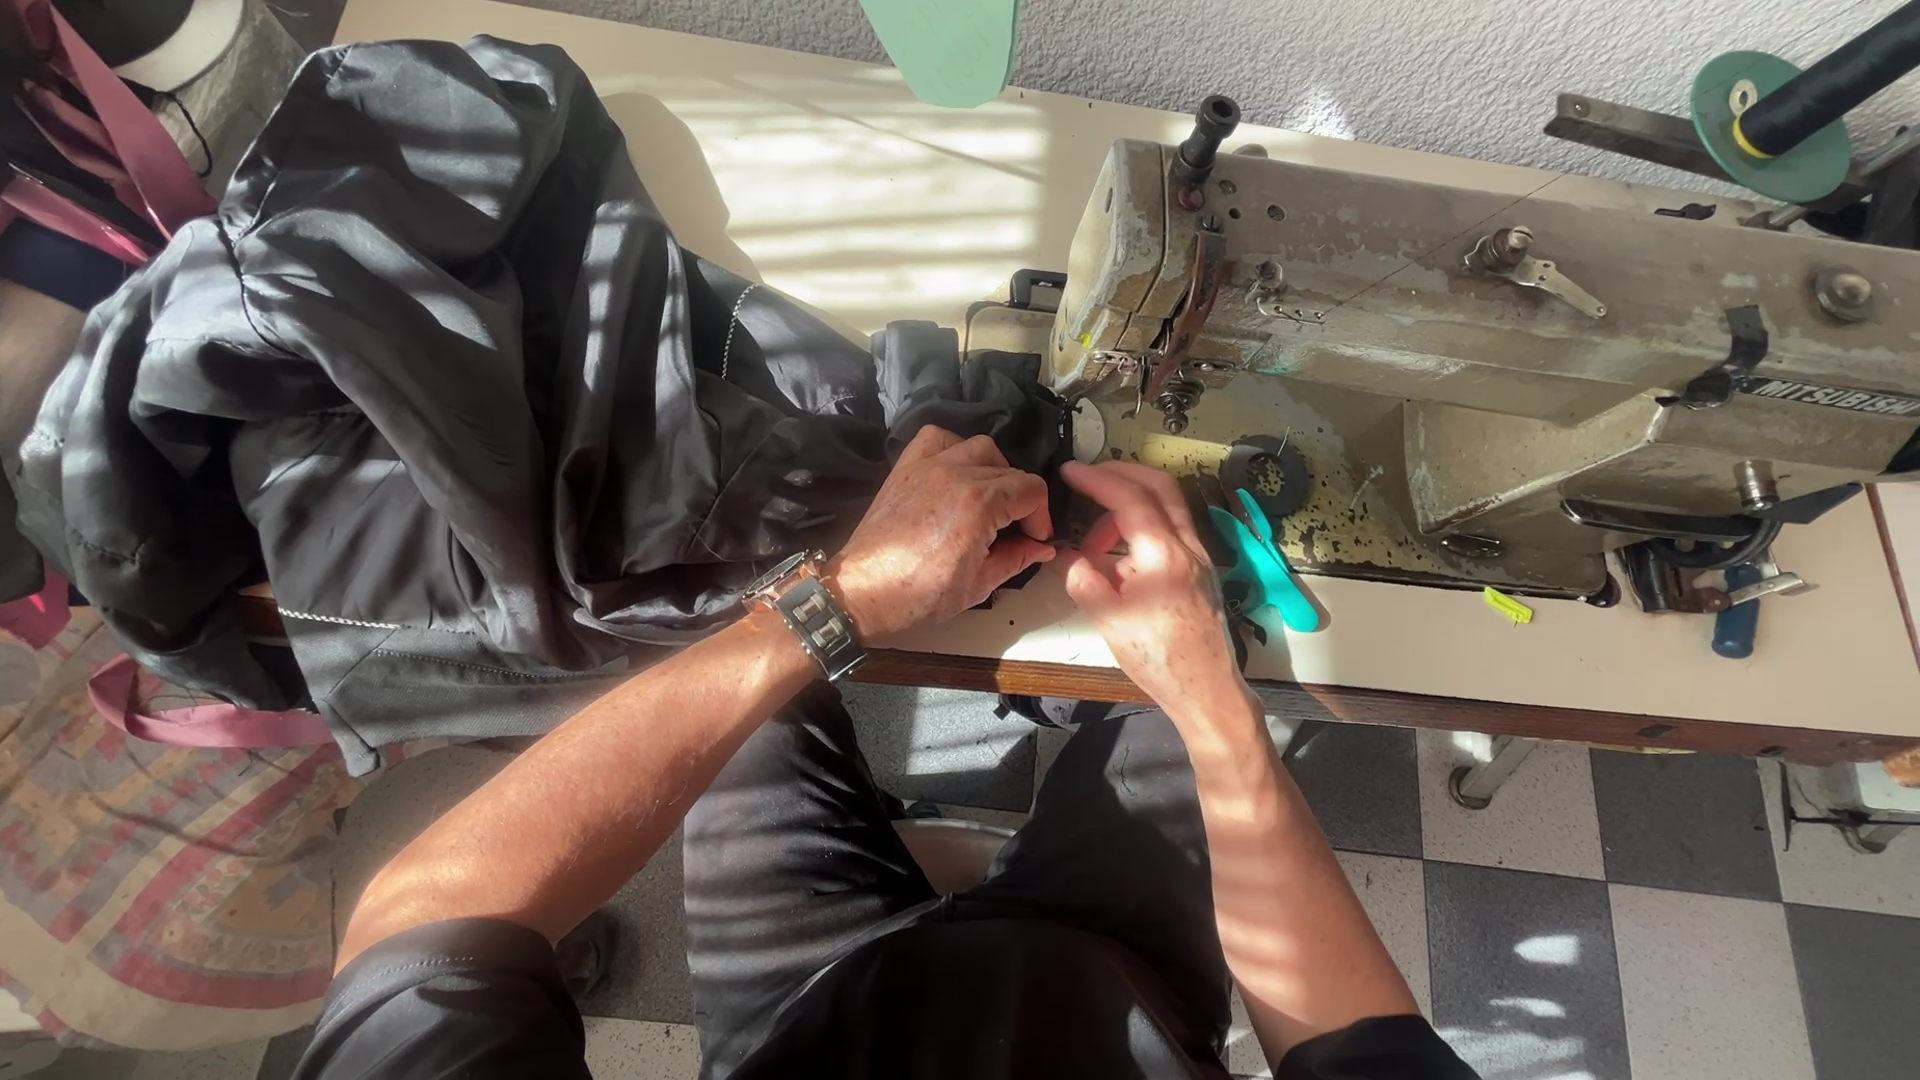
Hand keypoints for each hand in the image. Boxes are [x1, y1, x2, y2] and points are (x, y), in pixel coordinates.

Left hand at [827, 426, 1054, 638]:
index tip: (1033, 538)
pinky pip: (937, 438)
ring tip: (990, 498)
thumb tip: (1040, 548)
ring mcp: (928, 465)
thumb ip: (1016, 558)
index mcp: (980, 503)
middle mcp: (957, 473)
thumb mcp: (979, 584)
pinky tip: (957, 473)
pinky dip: (954, 448)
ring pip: (980, 448)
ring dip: (994, 469)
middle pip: (1011, 471)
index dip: (1040, 517)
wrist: (864, 589)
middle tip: (1014, 529)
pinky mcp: (906, 467)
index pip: (1032, 491)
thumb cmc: (919, 594)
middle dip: (1021, 500)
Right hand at [1056, 461, 1250, 725]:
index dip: (1097, 479)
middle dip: (1121, 473)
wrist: (1206, 689)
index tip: (1070, 471)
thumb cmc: (1158, 658)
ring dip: (1129, 507)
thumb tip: (1072, 557)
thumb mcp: (1107, 620)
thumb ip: (1083, 579)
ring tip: (1095, 541)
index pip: (1130, 498)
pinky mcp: (1199, 570)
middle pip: (1160, 486)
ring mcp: (1199, 557)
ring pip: (1167, 507)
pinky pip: (1170, 531)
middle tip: (1088, 477)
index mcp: (1164, 555)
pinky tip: (1119, 558)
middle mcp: (1188, 546)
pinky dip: (1142, 527)